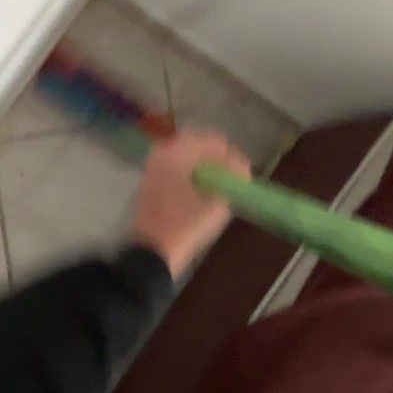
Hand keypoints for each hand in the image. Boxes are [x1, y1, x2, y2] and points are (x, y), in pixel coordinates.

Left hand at [131, 131, 249, 278]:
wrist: (151, 252)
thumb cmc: (185, 227)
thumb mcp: (218, 204)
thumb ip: (234, 178)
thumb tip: (242, 164)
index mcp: (176, 154)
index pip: (212, 140)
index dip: (231, 154)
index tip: (243, 172)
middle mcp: (161, 154)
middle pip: (197, 145)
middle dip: (216, 158)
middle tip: (232, 177)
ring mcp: (153, 167)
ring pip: (185, 156)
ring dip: (204, 166)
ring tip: (219, 185)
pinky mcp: (150, 181)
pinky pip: (175, 167)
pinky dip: (190, 173)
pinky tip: (201, 190)